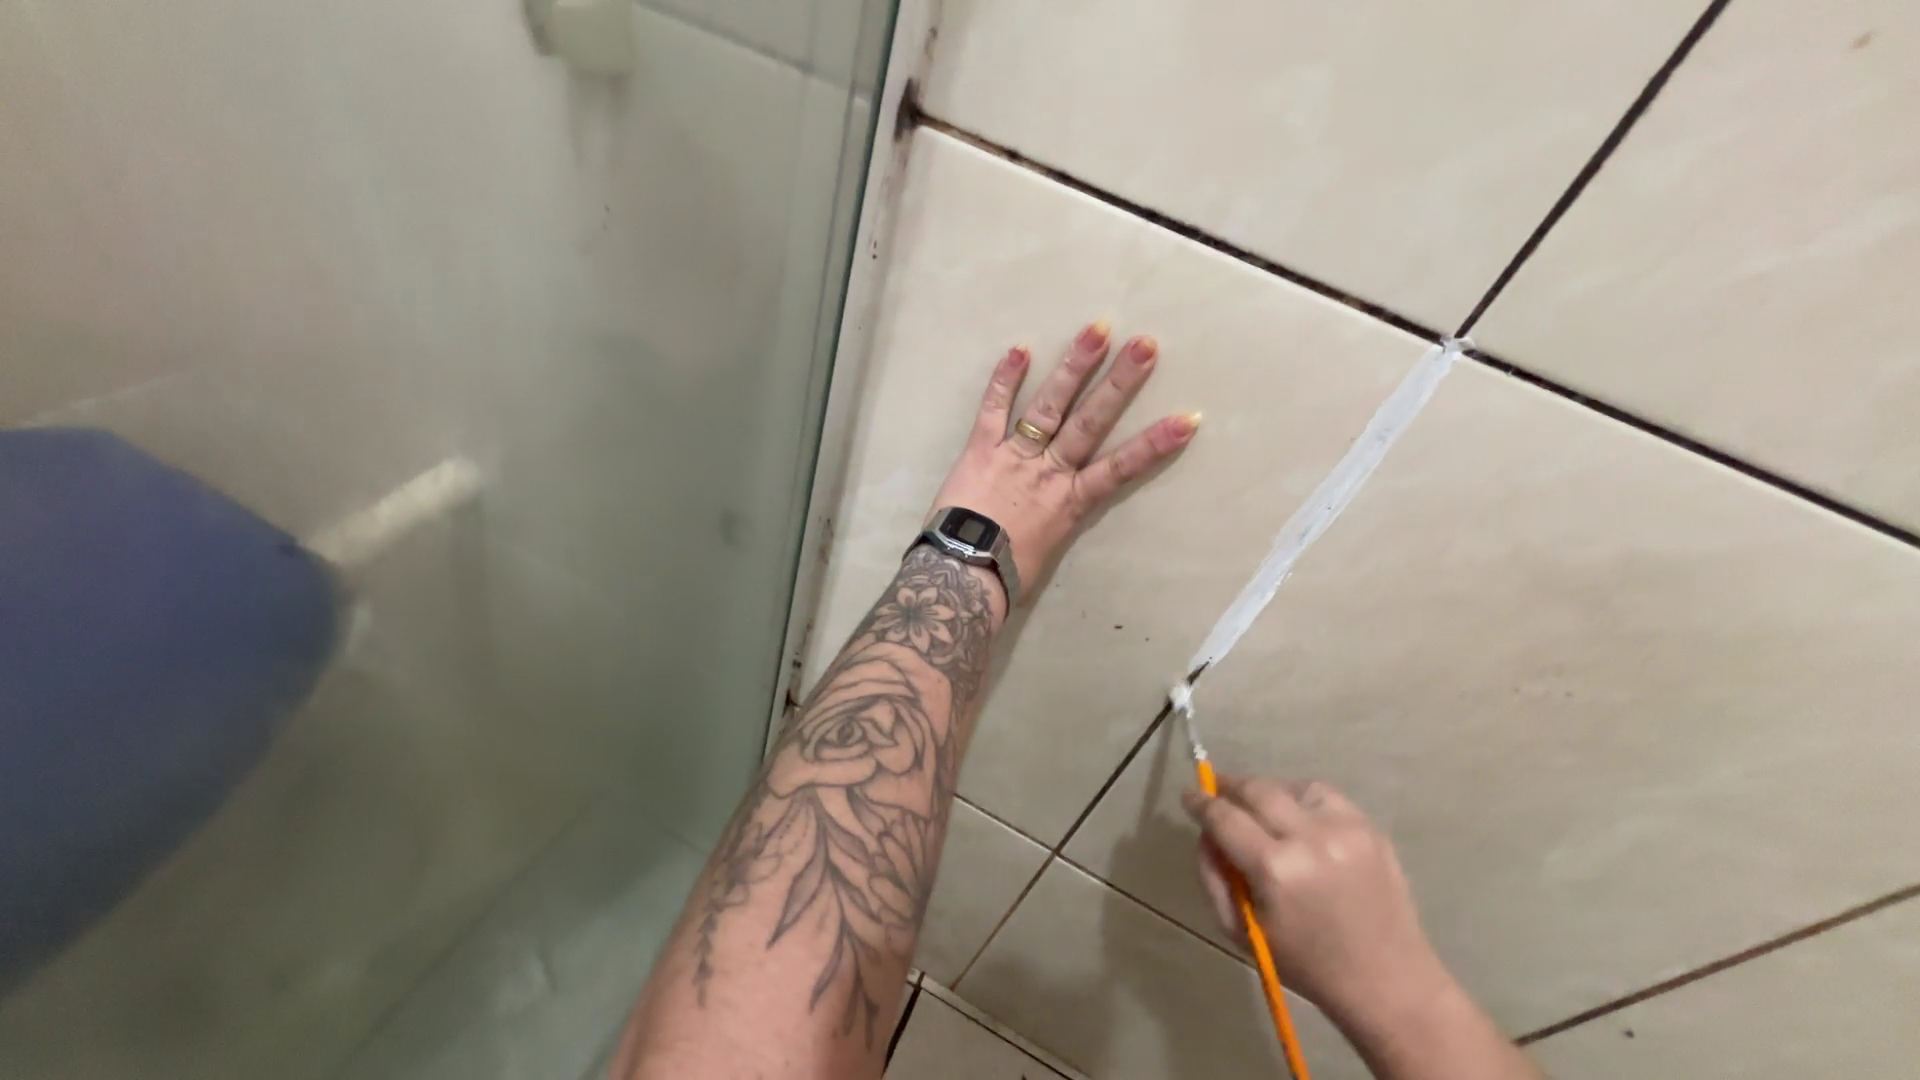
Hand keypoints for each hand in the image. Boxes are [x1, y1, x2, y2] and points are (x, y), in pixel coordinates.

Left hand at [930, 320, 1200, 601]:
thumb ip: (1053, 525)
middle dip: (1120, 383)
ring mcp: (1016, 456)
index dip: (1155, 443)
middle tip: (1146, 345)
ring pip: (1049, 406)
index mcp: (1071, 501)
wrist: (962, 574)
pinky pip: (993, 410)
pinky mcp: (981, 450)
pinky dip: (1004, 380)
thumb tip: (1050, 521)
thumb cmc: (1006, 574)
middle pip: (1091, 422)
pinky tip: (1020, 348)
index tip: (1188, 418)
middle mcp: (1050, 472)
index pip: (1121, 468)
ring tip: (1097, 330)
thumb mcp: (1045, 551)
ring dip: (1074, 367)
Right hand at [1182, 776, 1452, 1028]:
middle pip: (1256, 789)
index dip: (1200, 802)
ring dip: (1267, 792)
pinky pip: (1323, 796)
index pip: (1224, 816)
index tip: (1188, 795)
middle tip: (1215, 791)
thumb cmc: (1306, 964)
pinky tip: (1297, 818)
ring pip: (1290, 786)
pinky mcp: (1369, 828)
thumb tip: (1205, 832)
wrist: (1388, 983)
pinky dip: (1301, 799)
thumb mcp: (1240, 930)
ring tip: (1260, 810)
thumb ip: (1213, 874)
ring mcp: (1344, 829)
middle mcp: (1310, 838)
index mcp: (1275, 868)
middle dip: (1229, 786)